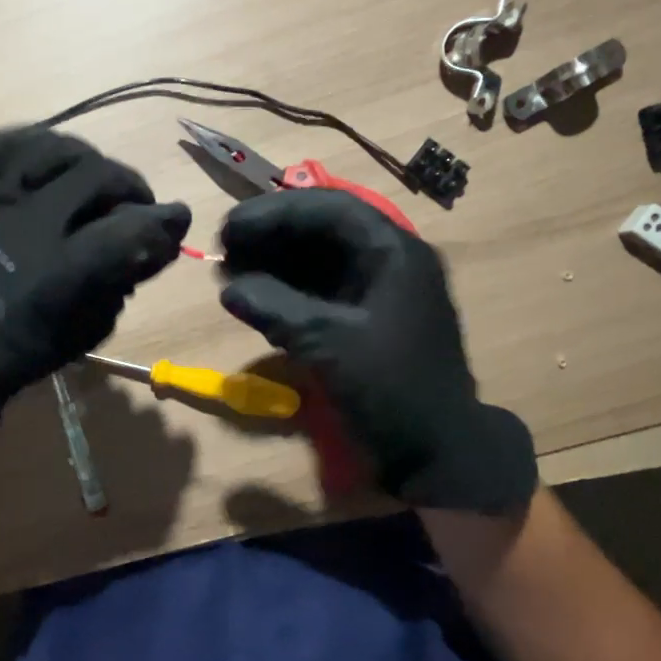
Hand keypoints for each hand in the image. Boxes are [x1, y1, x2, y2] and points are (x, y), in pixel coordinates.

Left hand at [0, 127, 189, 425]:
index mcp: (63, 273)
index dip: (163, 223)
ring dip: (88, 161)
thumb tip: (153, 240)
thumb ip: (123, 280)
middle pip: (97, 176)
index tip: (177, 220)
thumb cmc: (24, 347)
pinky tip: (52, 160)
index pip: (129, 230)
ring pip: (54, 149)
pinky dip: (38, 146)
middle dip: (129, 187)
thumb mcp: (88, 328)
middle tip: (135, 205)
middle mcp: (31, 227)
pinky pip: (8, 144)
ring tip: (95, 180)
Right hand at [217, 189, 534, 513]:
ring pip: (319, 262)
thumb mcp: (329, 343)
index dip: (274, 213)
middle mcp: (388, 263)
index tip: (229, 228)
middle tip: (224, 249)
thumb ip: (276, 308)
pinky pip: (321, 293)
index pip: (329, 209)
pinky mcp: (366, 323)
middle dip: (270, 237)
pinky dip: (286, 294)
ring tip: (230, 273)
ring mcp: (379, 294)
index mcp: (394, 253)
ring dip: (274, 265)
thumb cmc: (390, 387)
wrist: (436, 450)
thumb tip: (230, 289)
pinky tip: (254, 301)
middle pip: (322, 231)